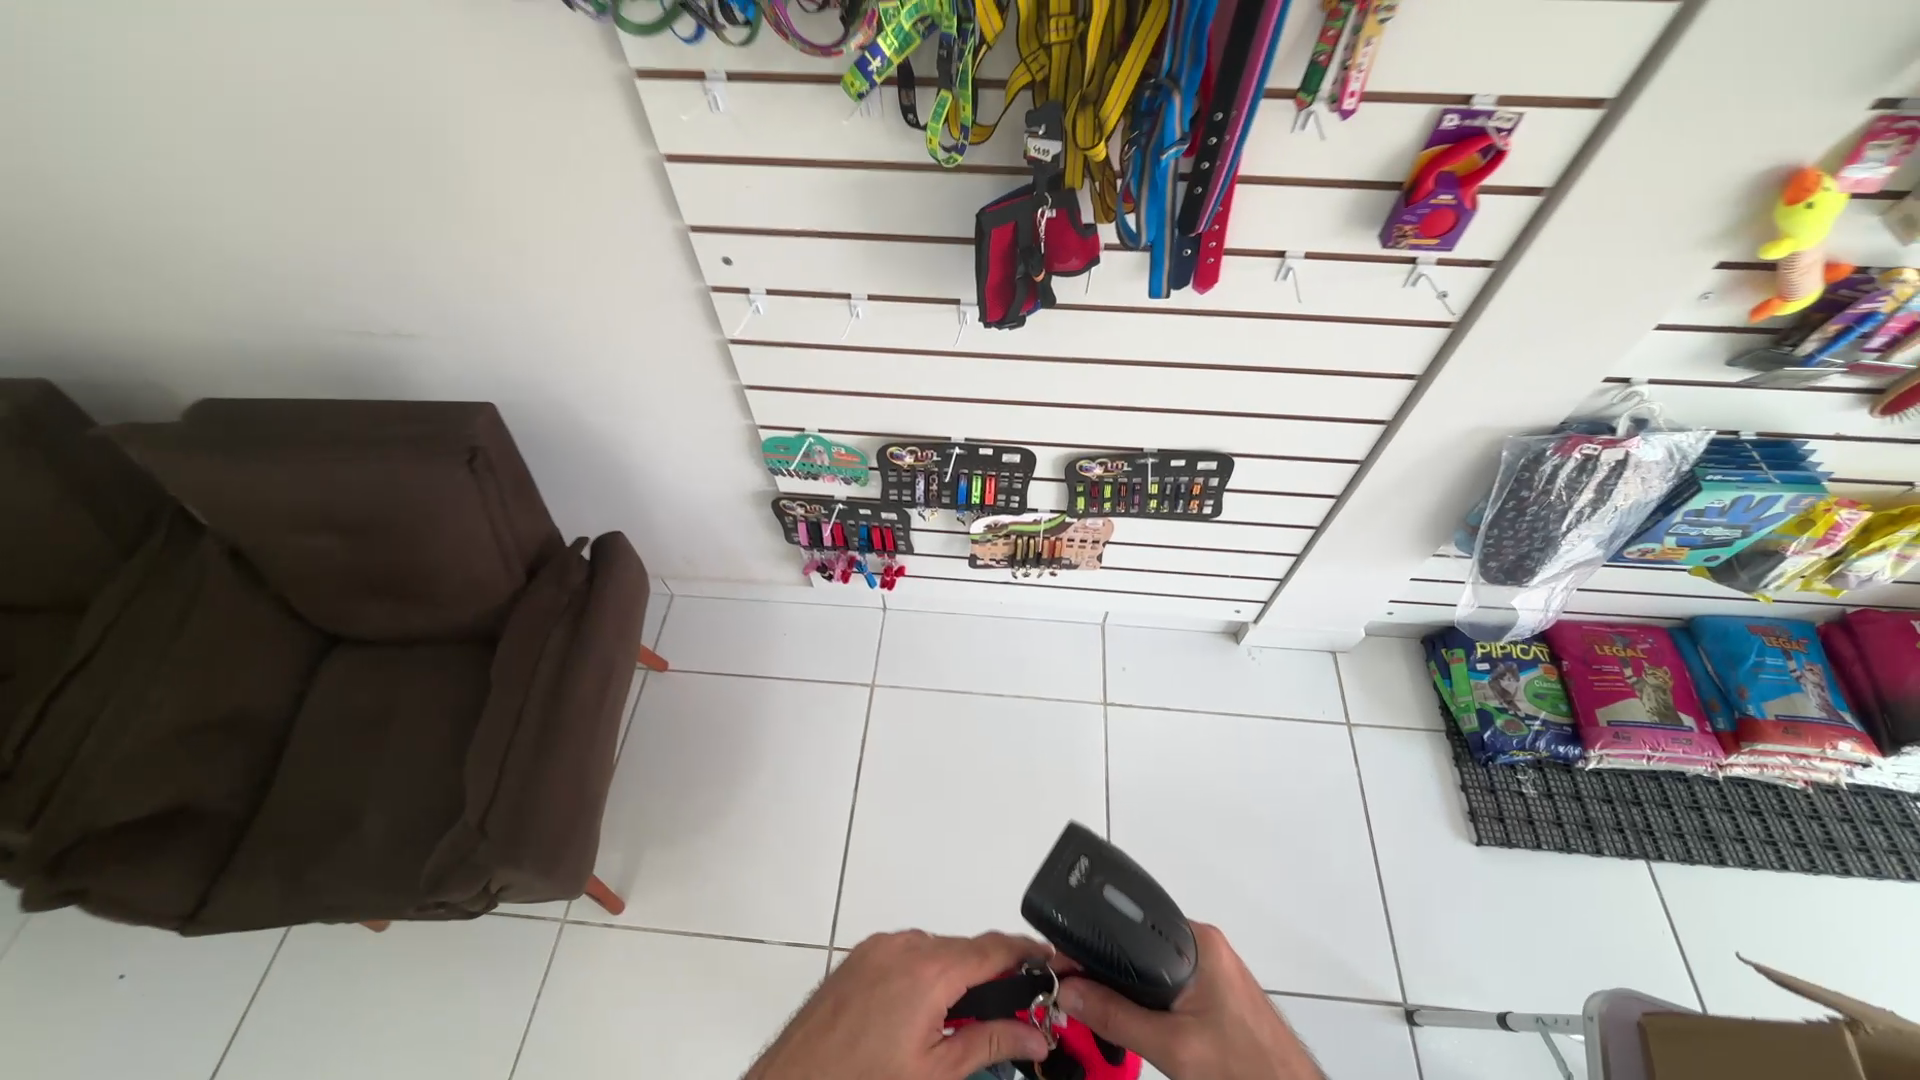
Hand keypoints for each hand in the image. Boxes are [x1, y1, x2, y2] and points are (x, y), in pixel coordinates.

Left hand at [746, 930, 1056, 1079]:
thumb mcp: (937, 1071)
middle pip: (967, 949)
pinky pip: (908, 953)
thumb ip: (992, 1044)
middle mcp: (905, 944)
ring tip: (964, 1018)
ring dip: (958, 974)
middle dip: (994, 974)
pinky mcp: (861, 955)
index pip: (996, 947)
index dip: (1029, 953)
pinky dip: (926, 972)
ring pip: (937, 950)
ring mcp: (879, 946)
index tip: (1052, 962)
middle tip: (1016, 1008)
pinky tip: (925, 1010)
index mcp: (930, 969)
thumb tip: (1036, 1035)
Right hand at [1056, 922, 1324, 1079]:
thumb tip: (1069, 989)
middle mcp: (1205, 945)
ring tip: (1107, 1013)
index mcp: (1197, 941)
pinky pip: (1169, 987)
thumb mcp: (1172, 1047)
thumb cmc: (1242, 1068)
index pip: (1130, 926)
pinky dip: (1151, 1004)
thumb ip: (1117, 1017)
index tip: (1065, 966)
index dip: (1094, 947)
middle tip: (1079, 996)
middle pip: (1138, 947)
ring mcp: (1212, 970)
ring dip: (1130, 992)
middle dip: (1110, 972)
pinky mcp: (1216, 993)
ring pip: (1152, 970)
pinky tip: (1143, 1026)